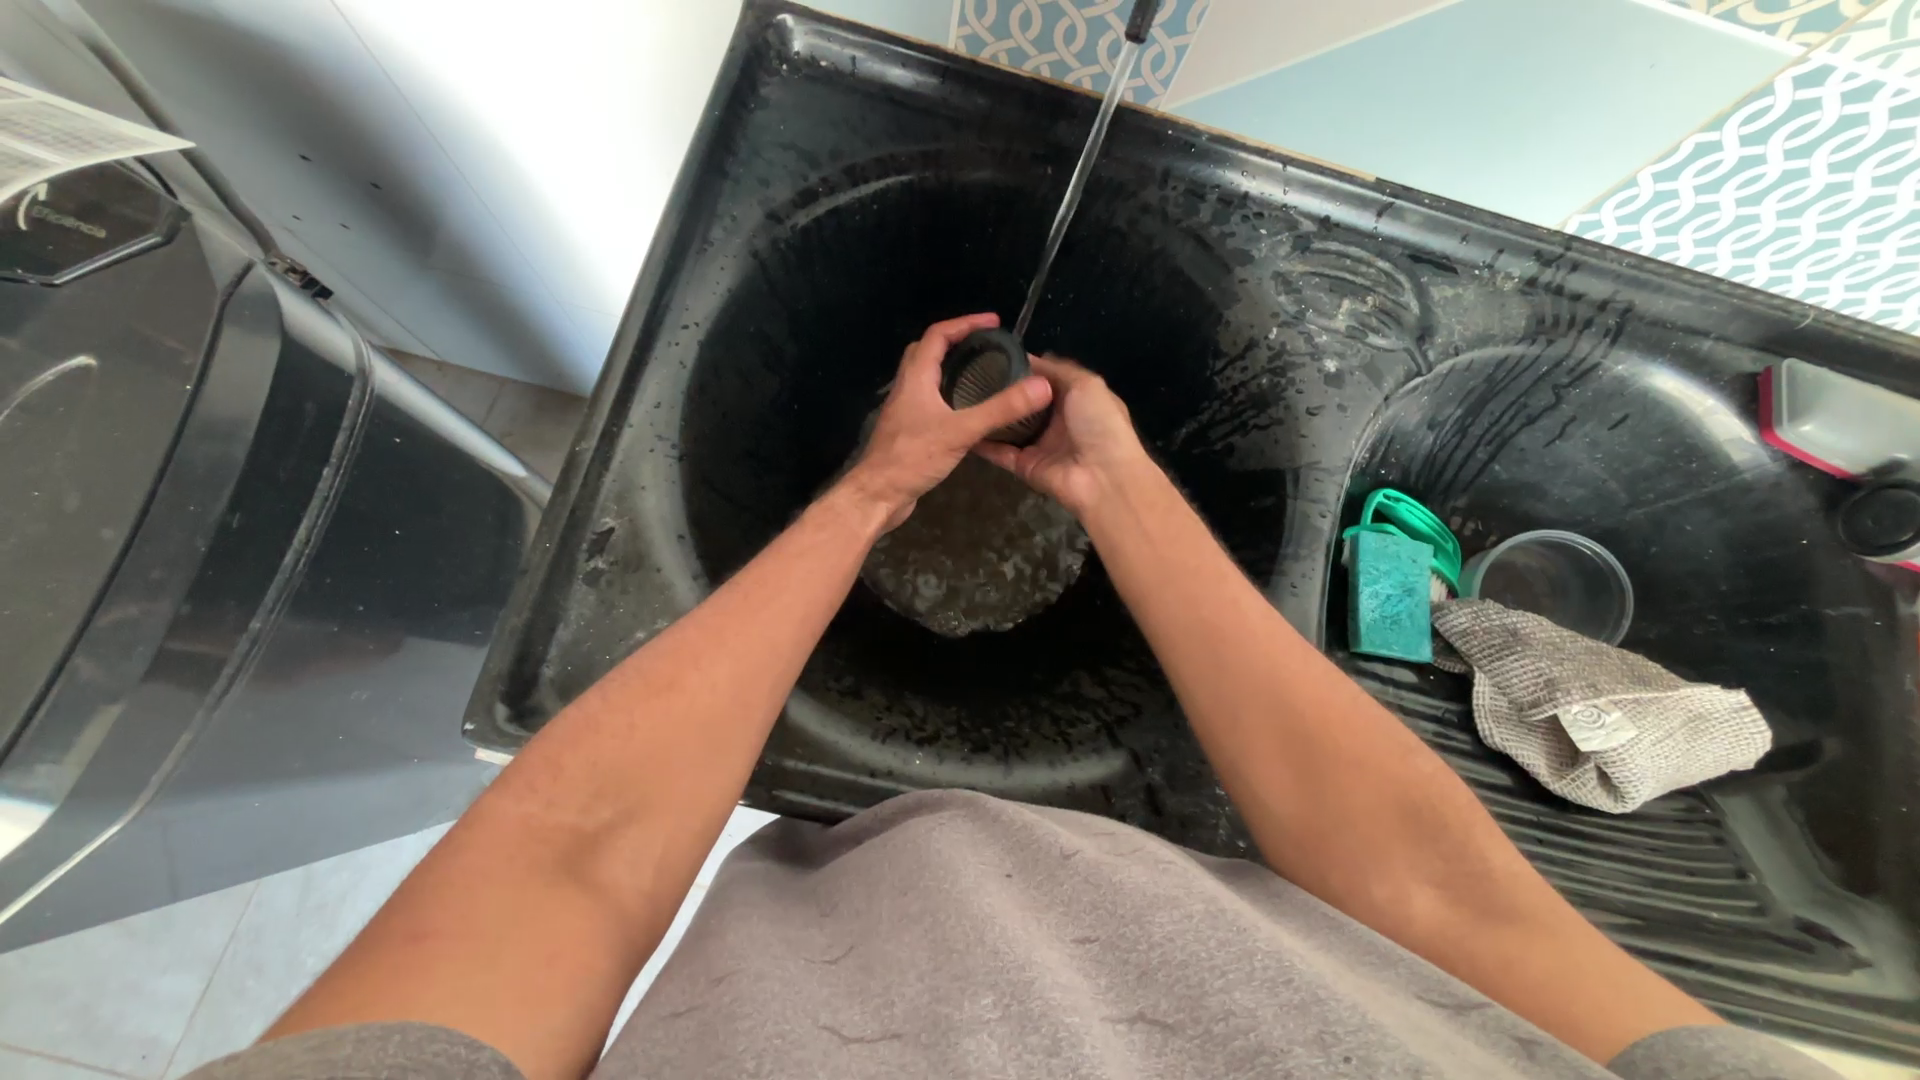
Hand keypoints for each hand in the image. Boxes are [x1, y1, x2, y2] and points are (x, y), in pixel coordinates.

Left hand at [840, 313, 1052, 530]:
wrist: (879, 495)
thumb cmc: (913, 457)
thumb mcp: (961, 431)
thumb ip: (1000, 409)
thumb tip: (1041, 386)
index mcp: (916, 378)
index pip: (938, 336)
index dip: (965, 324)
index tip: (993, 323)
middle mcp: (907, 388)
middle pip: (927, 352)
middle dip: (956, 342)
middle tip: (986, 346)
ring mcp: (906, 411)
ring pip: (927, 378)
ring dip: (951, 369)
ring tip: (982, 373)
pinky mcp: (909, 431)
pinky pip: (930, 402)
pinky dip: (949, 396)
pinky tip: (968, 411)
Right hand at [974, 354, 1152, 516]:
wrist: (1103, 478)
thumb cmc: (1100, 424)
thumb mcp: (1086, 384)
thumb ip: (1057, 369)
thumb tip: (1029, 358)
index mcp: (1074, 399)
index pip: (1043, 379)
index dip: (1022, 367)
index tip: (993, 355)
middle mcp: (1056, 421)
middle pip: (1023, 403)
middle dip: (1001, 390)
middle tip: (970, 374)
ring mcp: (1039, 444)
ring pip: (1009, 426)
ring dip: (990, 414)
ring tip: (961, 396)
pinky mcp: (1024, 465)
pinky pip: (1000, 452)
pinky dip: (983, 443)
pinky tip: (962, 427)